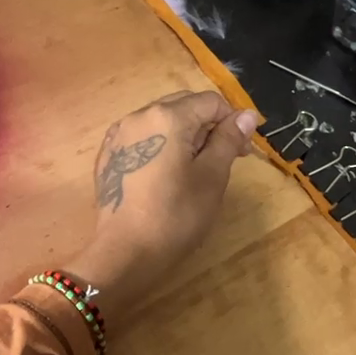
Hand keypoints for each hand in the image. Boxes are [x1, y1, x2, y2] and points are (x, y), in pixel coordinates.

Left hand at [68, 91, 257, 322]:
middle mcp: (139, 116)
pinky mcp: (108, 155)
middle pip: (184, 106)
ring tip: (196, 168)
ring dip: (185, 135)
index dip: (233, 121)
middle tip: (226, 158)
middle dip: (209, 125)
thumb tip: (246, 115)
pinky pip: (142, 138)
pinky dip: (160, 146)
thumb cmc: (176, 214)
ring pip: (162, 121)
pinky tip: (166, 174)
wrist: (126, 252)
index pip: (210, 102)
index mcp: (168, 117)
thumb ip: (228, 139)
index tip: (243, 150)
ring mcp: (118, 135)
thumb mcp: (212, 176)